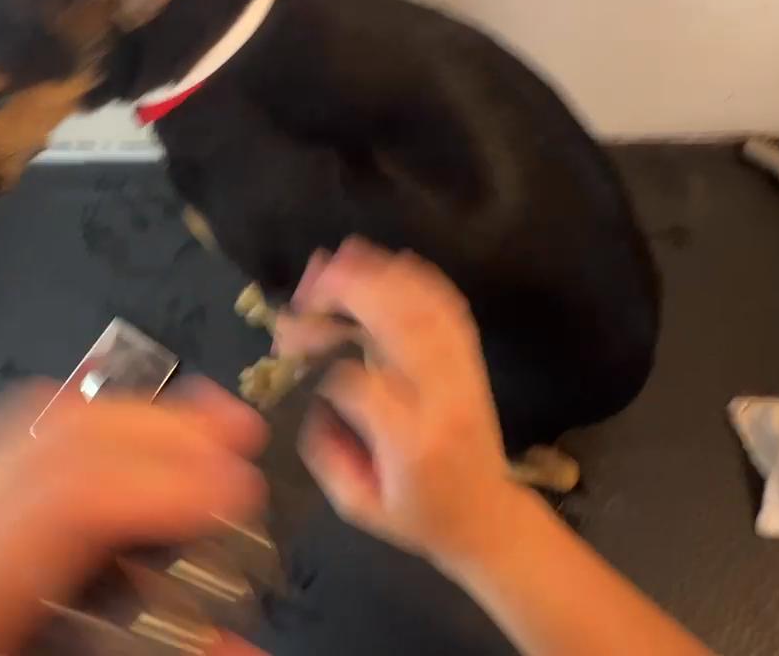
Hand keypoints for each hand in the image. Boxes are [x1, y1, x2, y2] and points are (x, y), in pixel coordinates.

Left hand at [0, 379, 269, 655]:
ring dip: (140, 419)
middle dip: (168, 430)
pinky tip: (139, 432)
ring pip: (48, 416)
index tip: (233, 484)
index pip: (66, 496)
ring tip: (205, 428)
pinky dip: (96, 424)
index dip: (164, 480)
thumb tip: (235, 643)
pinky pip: (27, 427)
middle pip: (63, 437)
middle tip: (237, 438)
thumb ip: (149, 654)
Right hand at [273, 239, 534, 571]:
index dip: (318, 349)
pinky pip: (450, 308)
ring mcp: (464, 375)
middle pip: (399, 326)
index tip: (289, 344)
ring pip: (426, 309)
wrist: (489, 519)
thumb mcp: (358, 505)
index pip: (358, 379)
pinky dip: (420, 278)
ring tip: (342, 258)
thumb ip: (325, 450)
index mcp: (410, 443)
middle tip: (312, 281)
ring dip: (382, 275)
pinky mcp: (473, 361)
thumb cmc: (418, 516)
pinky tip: (392, 262)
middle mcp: (442, 400)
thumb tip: (305, 387)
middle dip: (351, 292)